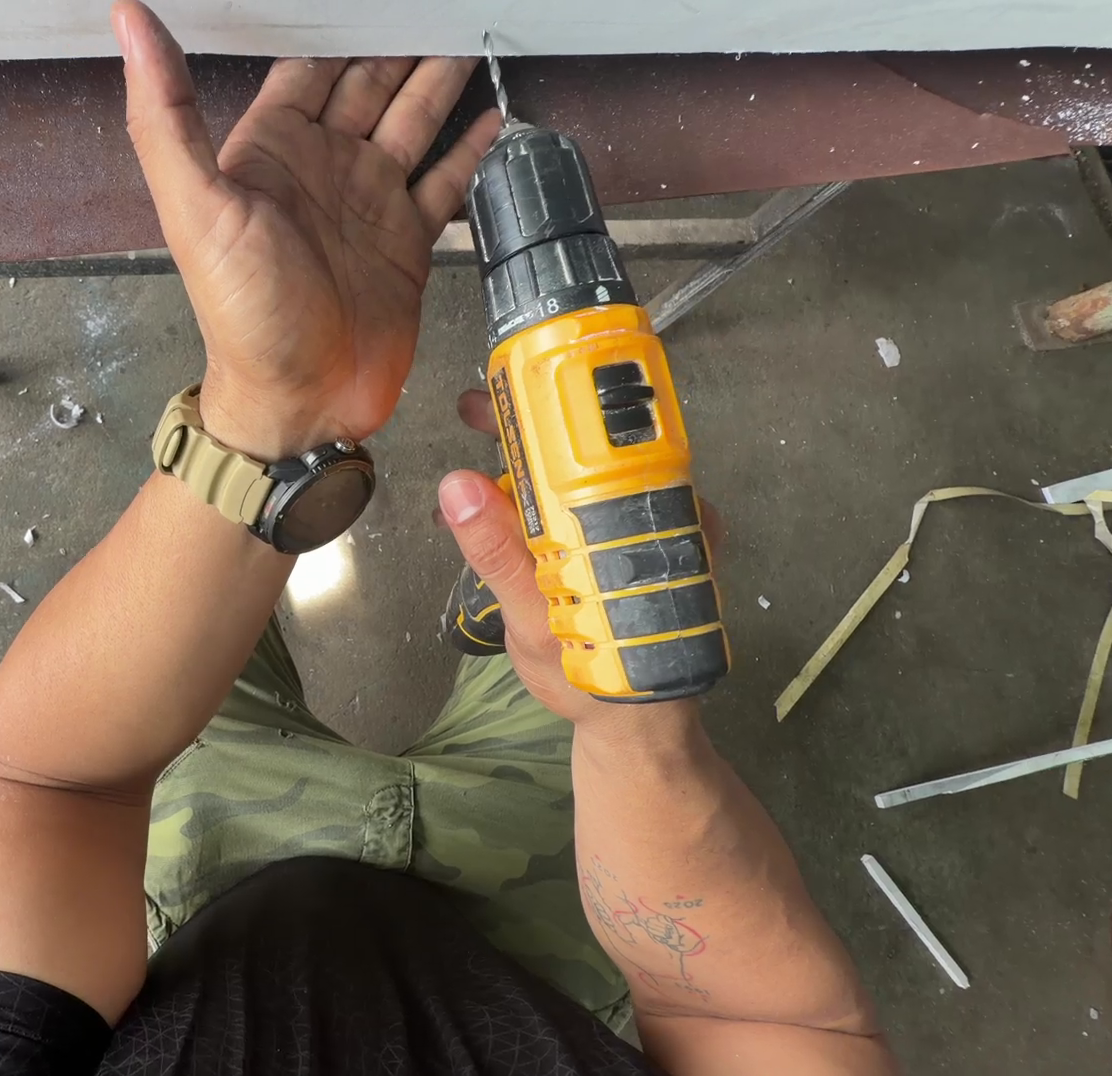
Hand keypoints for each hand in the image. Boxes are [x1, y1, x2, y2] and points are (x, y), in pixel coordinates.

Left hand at [112, 0, 500, 458]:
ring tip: (472, 35)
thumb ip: (167, 118)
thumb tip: (129, 20)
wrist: (298, 401)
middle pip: (371, 82)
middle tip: (440, 4)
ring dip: (441, 81)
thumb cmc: (246, 319)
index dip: (342, 21)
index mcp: (273, 152)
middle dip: (404, 39)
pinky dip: (469, 153)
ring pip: (414, 122)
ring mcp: (369, 205)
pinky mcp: (406, 245)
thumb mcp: (197, 212)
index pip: (311, 64)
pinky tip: (493, 120)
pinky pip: (444, 185)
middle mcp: (324, 169)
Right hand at [436, 390, 724, 724]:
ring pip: (578, 474)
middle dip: (527, 427)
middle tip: (475, 411)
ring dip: (522, 464)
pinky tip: (495, 510)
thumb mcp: (537, 620)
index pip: (604, 439)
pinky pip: (574, 504)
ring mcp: (635, 526)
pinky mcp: (616, 542)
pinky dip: (531, 497)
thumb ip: (500, 555)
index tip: (503, 389)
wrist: (630, 722)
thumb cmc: (595, 677)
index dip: (552, 409)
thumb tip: (458, 485)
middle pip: (589, 446)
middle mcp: (654, 511)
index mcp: (649, 518)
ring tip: (471, 467)